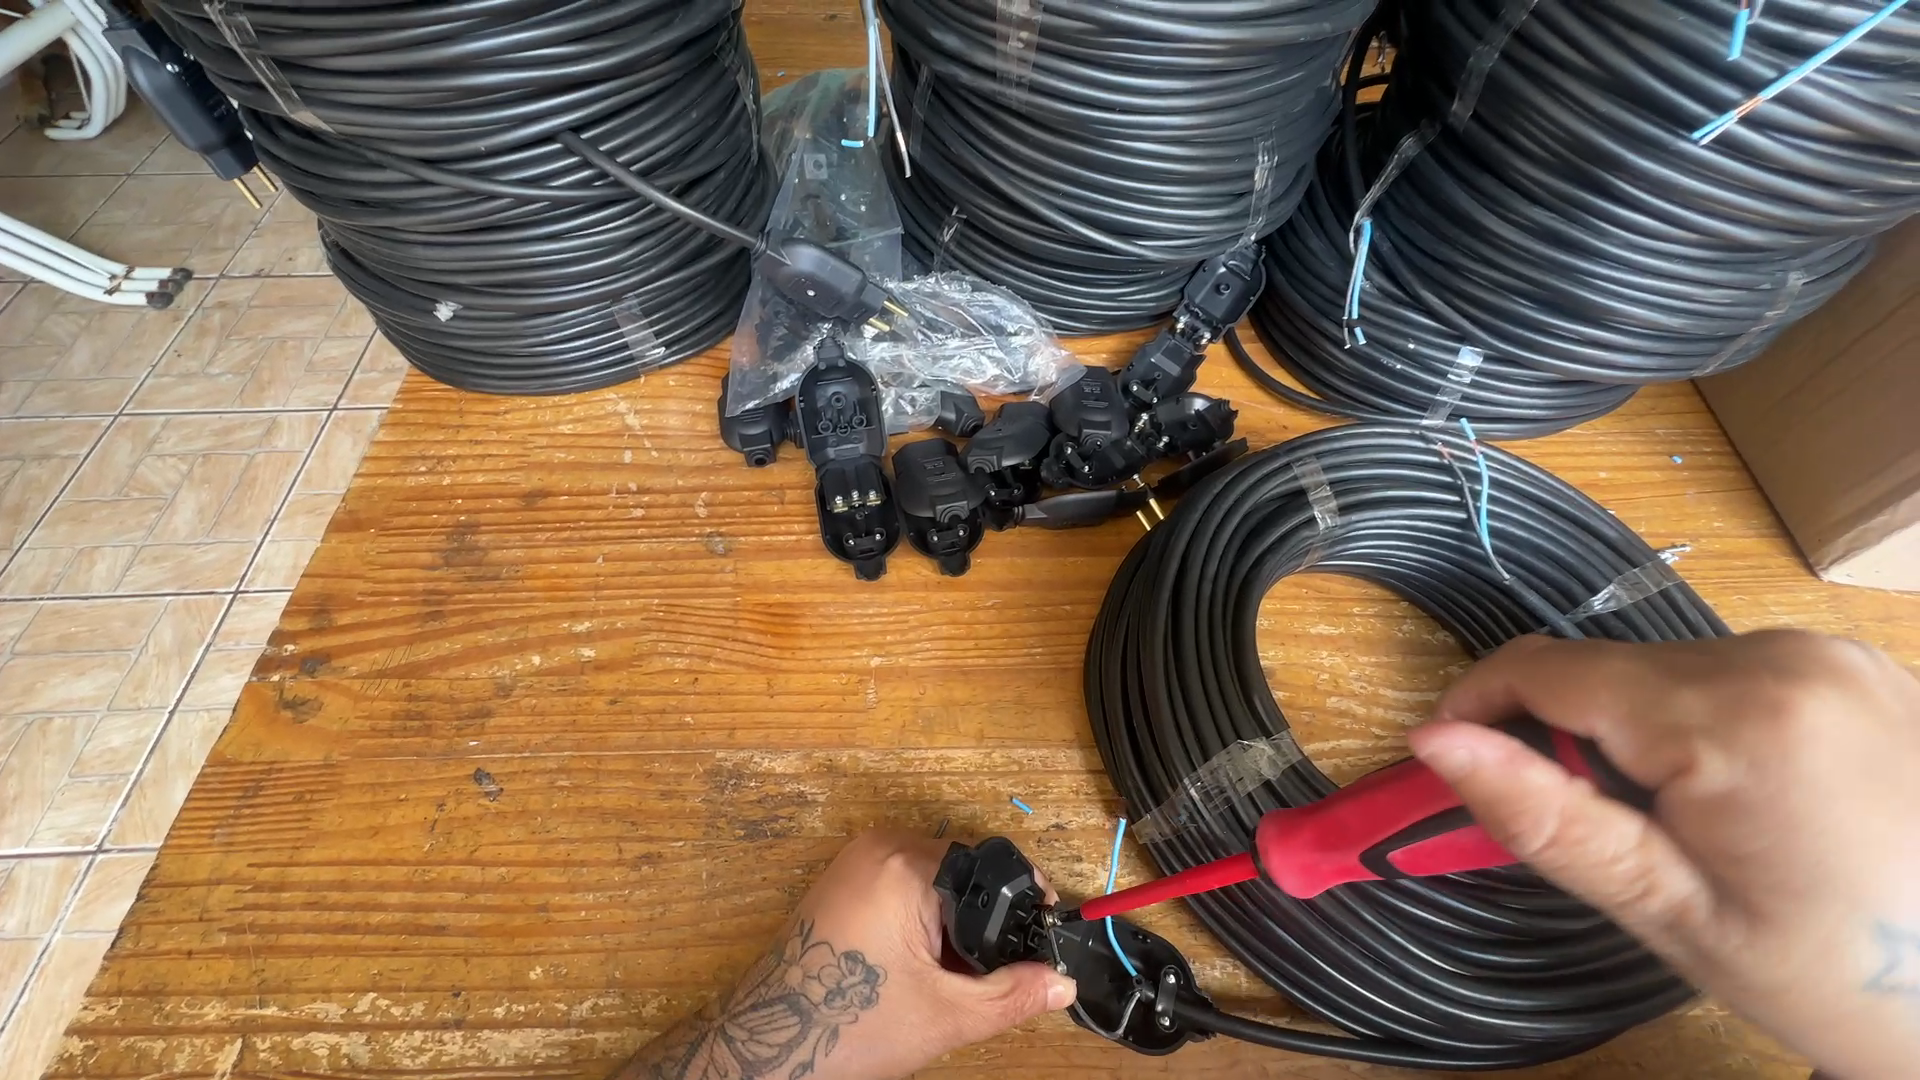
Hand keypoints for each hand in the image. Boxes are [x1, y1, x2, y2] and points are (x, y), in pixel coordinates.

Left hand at [618, 830, 1074, 1079]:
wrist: (769, 1041)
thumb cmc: (851, 1026)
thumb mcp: (944, 1016)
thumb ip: (1011, 994)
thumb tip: (1063, 981)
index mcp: (906, 867)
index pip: (986, 872)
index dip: (1017, 905)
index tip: (1037, 934)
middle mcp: (882, 844)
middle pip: (960, 871)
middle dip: (979, 919)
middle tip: (979, 968)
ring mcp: (859, 854)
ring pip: (933, 873)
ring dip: (949, 915)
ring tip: (944, 966)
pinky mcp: (845, 870)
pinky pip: (903, 875)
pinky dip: (920, 908)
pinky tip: (914, 954)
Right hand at [1406, 631, 1919, 1079]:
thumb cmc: (1849, 979)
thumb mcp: (1671, 912)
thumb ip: (1542, 817)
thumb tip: (1432, 740)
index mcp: (1734, 716)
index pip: (1540, 667)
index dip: (1473, 705)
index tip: (1455, 759)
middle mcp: (1780, 656)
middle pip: (1592, 668)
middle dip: (1557, 732)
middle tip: (1589, 822)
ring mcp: (1826, 655)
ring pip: (1642, 669)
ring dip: (1616, 729)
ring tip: (1665, 815)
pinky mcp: (1848, 665)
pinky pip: (1704, 673)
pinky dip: (1677, 721)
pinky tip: (1727, 791)